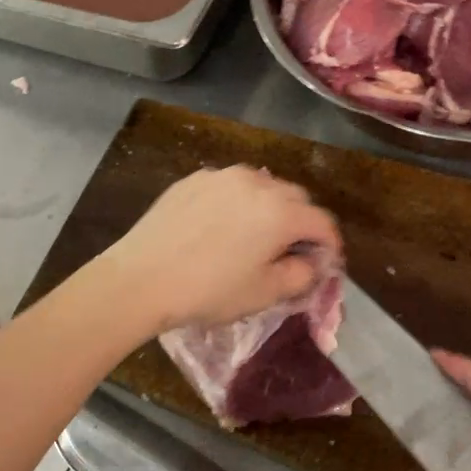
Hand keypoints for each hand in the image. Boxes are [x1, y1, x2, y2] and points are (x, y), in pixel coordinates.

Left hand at [95, 165, 340, 334]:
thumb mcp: (265, 293)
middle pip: (294, 198)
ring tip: (253, 238)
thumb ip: (301, 275)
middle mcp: (254, 183)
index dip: (329, 246)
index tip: (322, 265)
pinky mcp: (190, 180)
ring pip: (259, 187)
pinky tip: (218, 229)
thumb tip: (312, 262)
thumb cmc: (209, 291)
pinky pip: (226, 187)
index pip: (322, 222)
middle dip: (300, 223)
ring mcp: (219, 177)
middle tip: (288, 253)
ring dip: (267, 208)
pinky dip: (234, 203)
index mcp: (280, 211)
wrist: (141, 278)